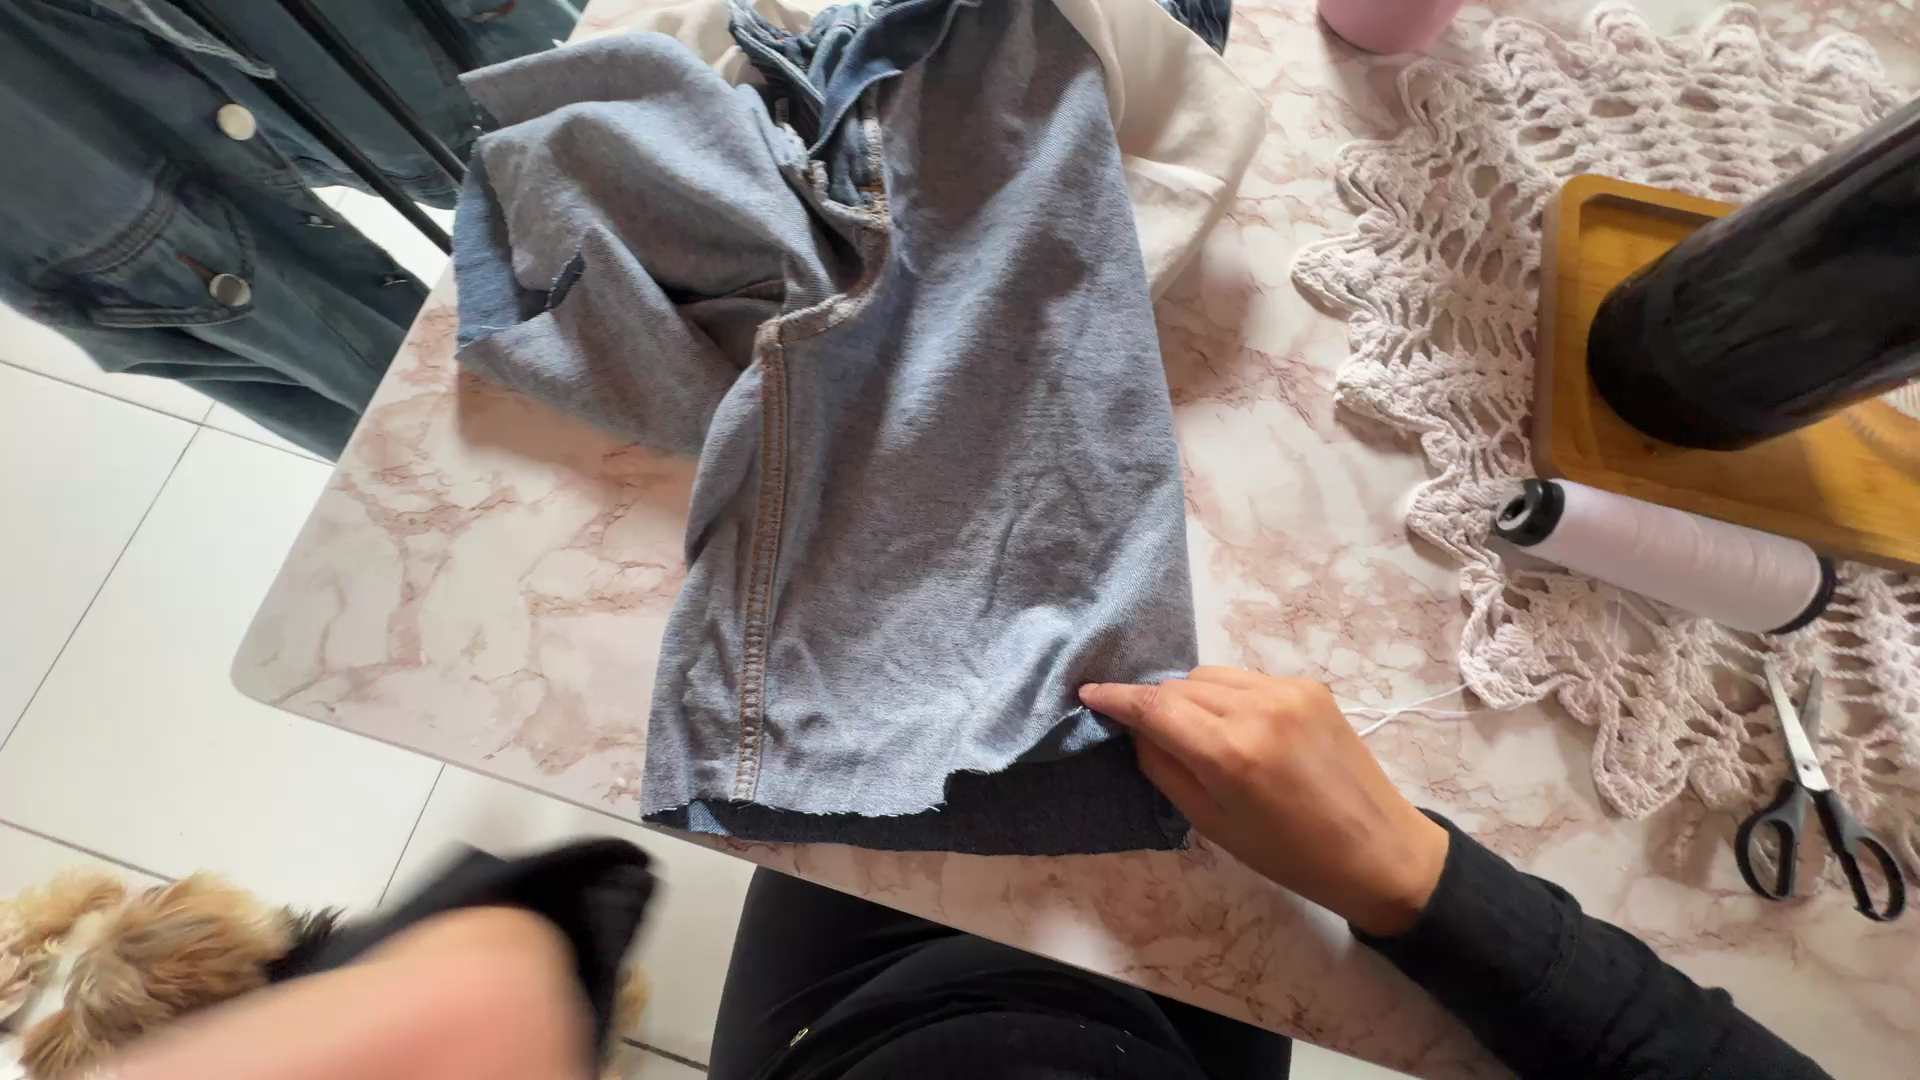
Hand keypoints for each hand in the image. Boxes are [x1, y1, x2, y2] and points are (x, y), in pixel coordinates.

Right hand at [1080, 667, 1448, 936]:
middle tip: (1154, 735)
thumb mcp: (1211, 823)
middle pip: (1177, 686)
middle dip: (1156, 705)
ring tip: (1200, 731)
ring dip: (1190, 697)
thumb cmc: (1288, 854)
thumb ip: (1162, 766)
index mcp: (1230, 753)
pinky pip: (1242, 678)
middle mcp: (1257, 708)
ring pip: (1207, 675)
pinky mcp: (1307, 684)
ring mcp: (1286, 690)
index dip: (1116, 697)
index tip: (1089, 693)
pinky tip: (1241, 726)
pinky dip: (1226, 696)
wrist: (1381, 852)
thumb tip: (1136, 729)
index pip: (1154, 707)